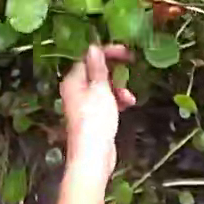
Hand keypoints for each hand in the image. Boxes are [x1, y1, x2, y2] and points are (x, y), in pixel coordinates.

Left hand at [59, 44, 135, 180]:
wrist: (93, 157)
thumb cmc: (95, 120)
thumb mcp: (100, 89)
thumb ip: (98, 68)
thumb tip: (93, 47)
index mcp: (73, 80)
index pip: (89, 58)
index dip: (107, 53)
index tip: (126, 52)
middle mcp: (76, 90)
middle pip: (96, 72)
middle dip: (115, 71)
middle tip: (131, 65)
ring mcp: (84, 104)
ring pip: (103, 87)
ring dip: (118, 88)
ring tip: (129, 97)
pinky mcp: (92, 116)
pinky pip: (105, 101)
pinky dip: (116, 100)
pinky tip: (127, 105)